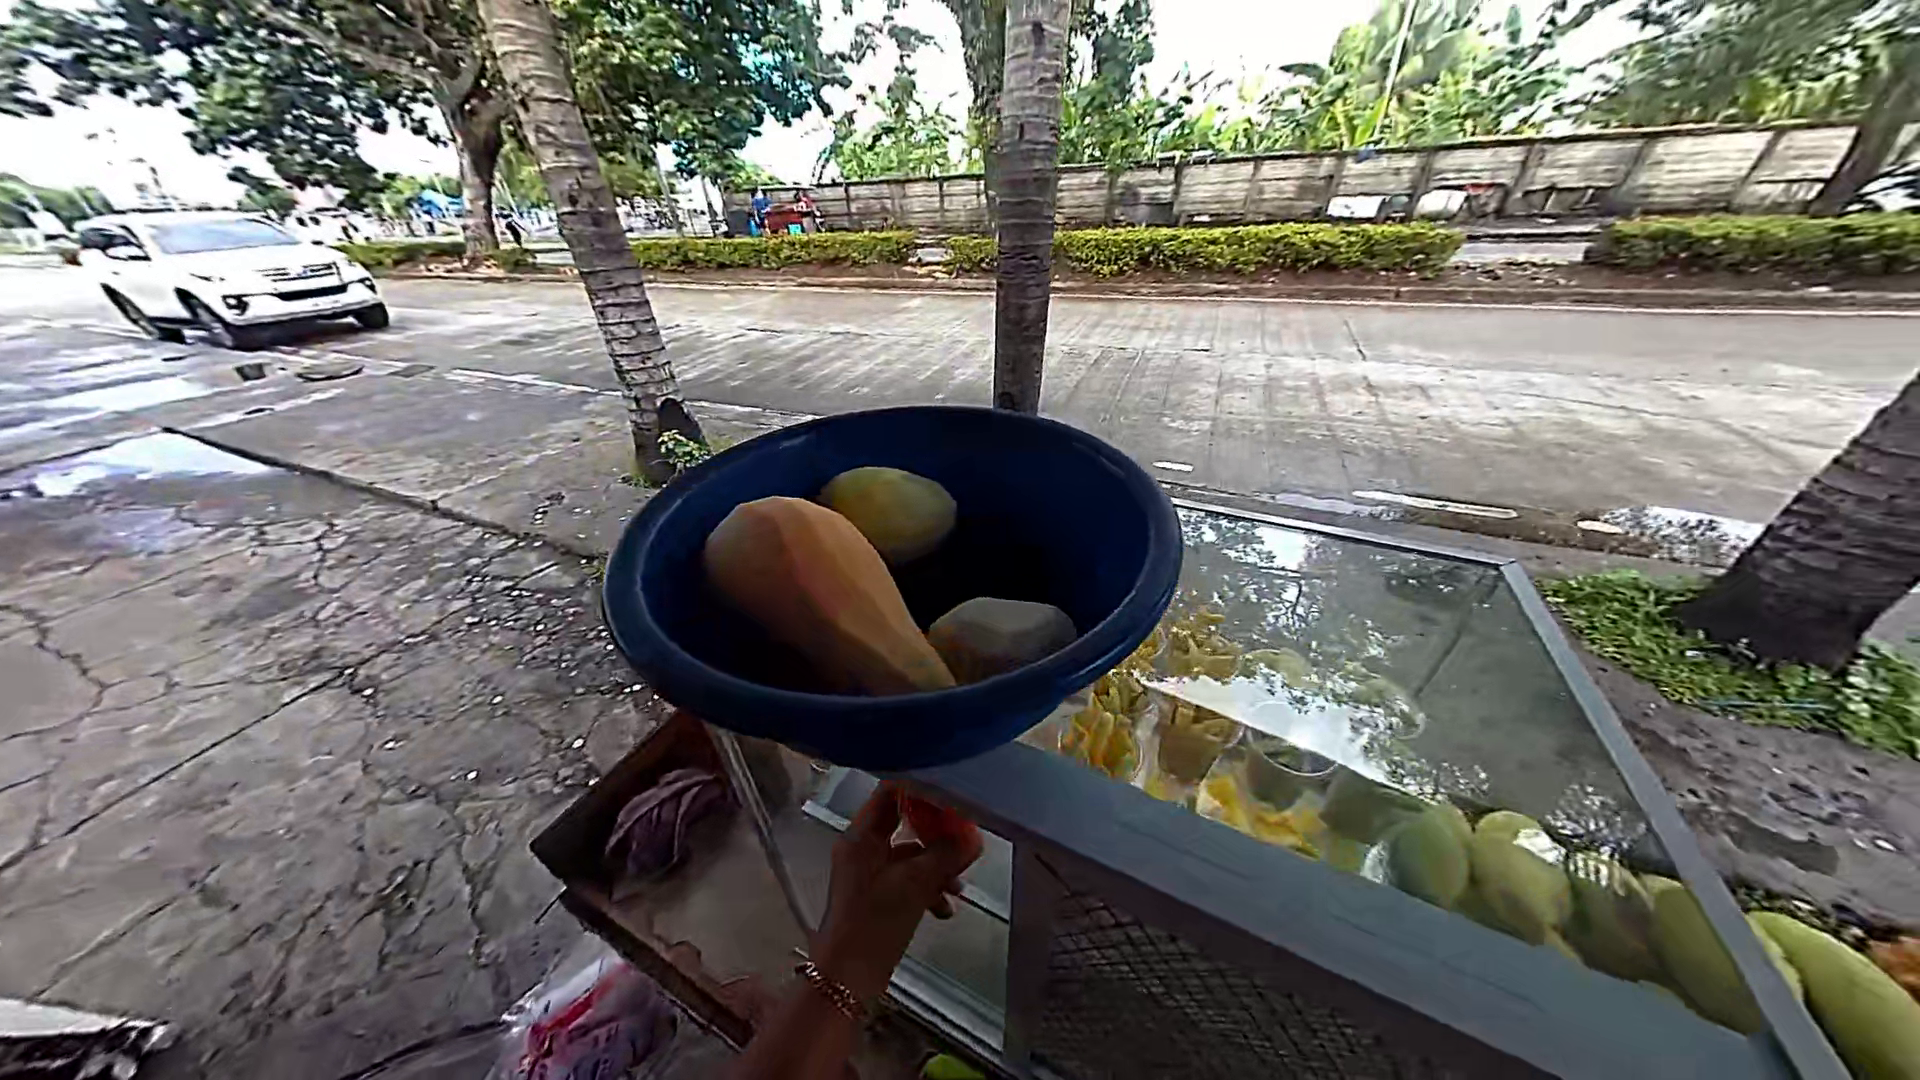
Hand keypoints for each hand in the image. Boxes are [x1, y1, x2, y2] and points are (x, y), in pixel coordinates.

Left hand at [813, 784, 983, 1003]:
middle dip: (936, 831)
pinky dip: (926, 886)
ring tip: (958, 884)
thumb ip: (946, 855)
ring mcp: (868, 871)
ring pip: (909, 853)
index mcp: (862, 834)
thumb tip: (974, 837)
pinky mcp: (876, 895)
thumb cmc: (874, 922)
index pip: (891, 791)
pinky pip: (906, 878)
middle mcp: (862, 846)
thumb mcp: (915, 883)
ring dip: (936, 864)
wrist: (847, 981)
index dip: (921, 788)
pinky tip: (944, 907)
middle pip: (904, 821)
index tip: (951, 793)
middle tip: (963, 835)